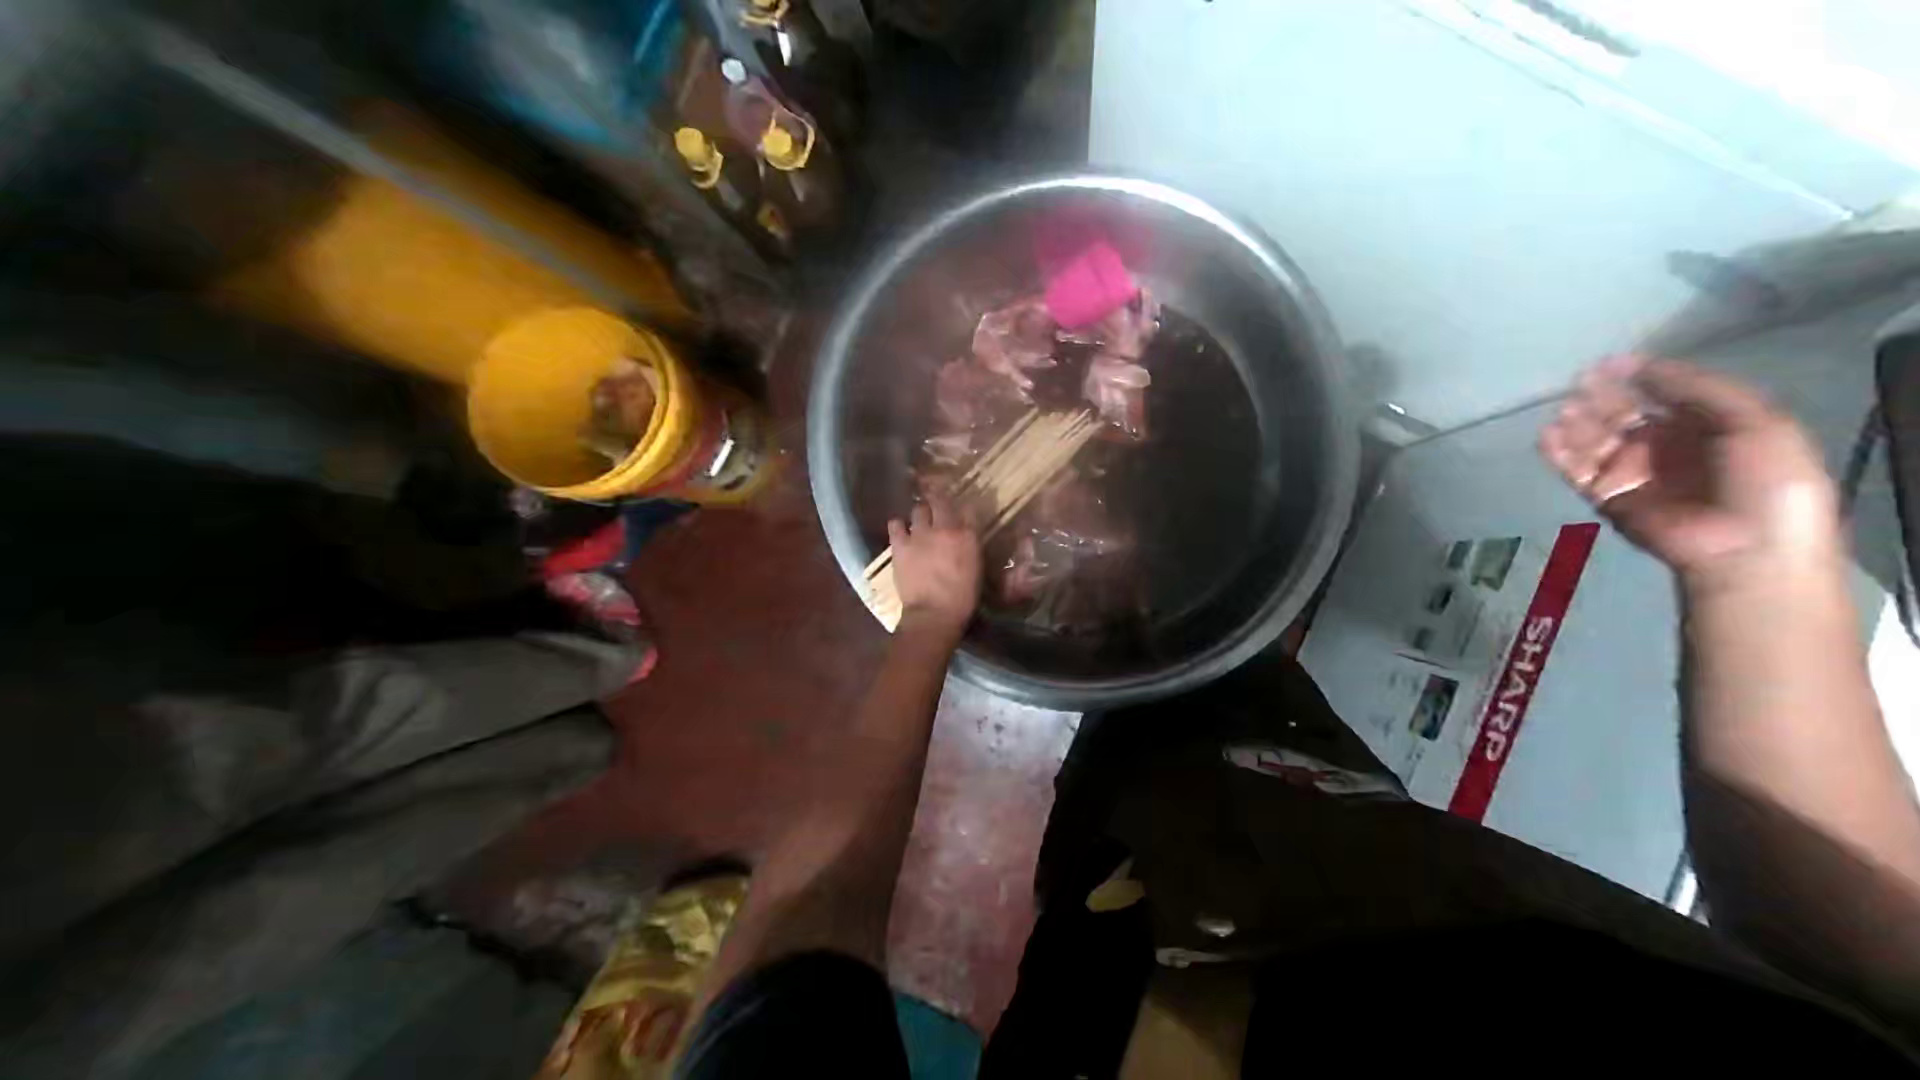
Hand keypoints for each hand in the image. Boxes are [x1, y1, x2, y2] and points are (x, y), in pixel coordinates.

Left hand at [886, 494, 981, 638]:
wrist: (933, 613)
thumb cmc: (962, 598)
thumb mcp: (975, 569)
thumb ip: (969, 548)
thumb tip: (964, 539)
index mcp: (967, 536)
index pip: (967, 508)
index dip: (963, 508)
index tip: (961, 511)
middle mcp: (944, 528)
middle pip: (941, 501)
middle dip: (939, 502)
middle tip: (937, 509)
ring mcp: (920, 534)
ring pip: (918, 509)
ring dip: (920, 513)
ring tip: (919, 521)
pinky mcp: (900, 544)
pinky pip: (895, 524)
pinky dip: (898, 525)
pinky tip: (900, 530)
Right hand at [1539, 355, 1842, 589]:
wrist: (1744, 546)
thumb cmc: (1764, 480)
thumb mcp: (1754, 422)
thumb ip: (1699, 390)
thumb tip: (1642, 367)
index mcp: (1705, 424)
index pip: (1664, 393)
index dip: (1640, 375)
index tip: (1612, 363)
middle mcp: (1663, 444)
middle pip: (1622, 413)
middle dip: (1602, 397)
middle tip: (1581, 382)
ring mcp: (1631, 470)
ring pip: (1594, 439)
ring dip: (1578, 422)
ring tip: (1566, 410)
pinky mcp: (1604, 494)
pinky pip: (1575, 469)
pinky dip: (1558, 452)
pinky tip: (1548, 436)